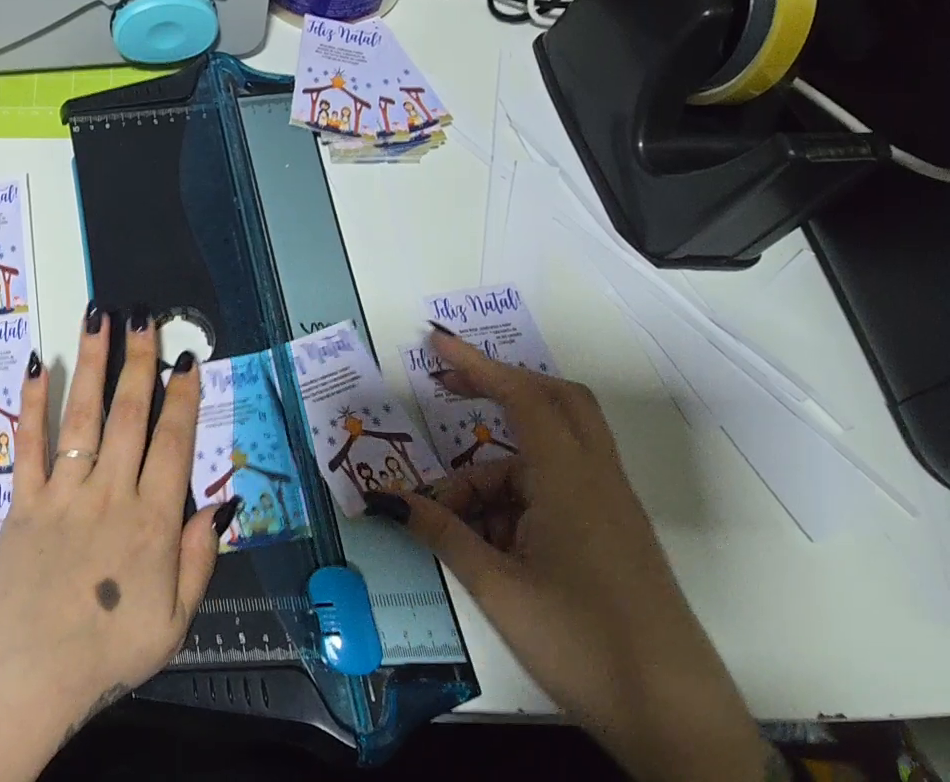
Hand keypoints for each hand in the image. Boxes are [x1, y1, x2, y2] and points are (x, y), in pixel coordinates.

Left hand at [0, 307, 232, 781]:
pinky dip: (34, 403)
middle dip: (138, 362)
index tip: (187, 359)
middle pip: (129, 416)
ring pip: (83, 416)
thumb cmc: (108, 651)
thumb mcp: (176, 620)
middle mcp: (110, 493)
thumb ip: (200, 558)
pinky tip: (38, 366)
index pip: (174, 444)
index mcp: (153, 522)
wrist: (29, 669)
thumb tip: (221, 503)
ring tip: (97, 319)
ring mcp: (63, 491)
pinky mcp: (23, 498)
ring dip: (91, 364)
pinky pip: (30, 442)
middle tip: (143, 317)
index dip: (183, 398)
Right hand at [374, 328, 774, 781]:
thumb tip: (385, 500)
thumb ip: (440, 532)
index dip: (478, 364)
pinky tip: (479, 541)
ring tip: (444, 516)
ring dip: (490, 471)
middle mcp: (597, 484)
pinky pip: (553, 492)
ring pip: (543, 458)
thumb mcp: (495, 586)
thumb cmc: (581, 643)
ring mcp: (608, 510)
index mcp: (572, 484)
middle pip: (555, 405)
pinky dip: (510, 500)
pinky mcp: (610, 537)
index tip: (435, 342)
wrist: (674, 718)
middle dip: (498, 386)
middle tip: (444, 388)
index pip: (525, 399)